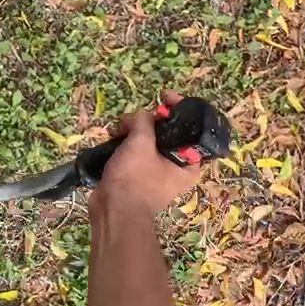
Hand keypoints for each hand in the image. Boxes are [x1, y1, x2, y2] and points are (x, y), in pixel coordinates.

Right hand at [94, 91, 201, 218]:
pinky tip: (113, 137)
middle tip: (132, 119)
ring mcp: (157, 170)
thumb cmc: (135, 178)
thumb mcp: (141, 144)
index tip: (164, 96)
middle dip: (148, 121)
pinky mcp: (138, 173)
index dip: (179, 110)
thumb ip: (145, 122)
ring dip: (133, 130)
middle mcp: (177, 167)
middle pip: (166, 132)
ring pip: (148, 140)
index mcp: (189, 163)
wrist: (114, 209)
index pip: (191, 129)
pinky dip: (125, 141)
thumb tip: (142, 117)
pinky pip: (136, 150)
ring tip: (117, 130)